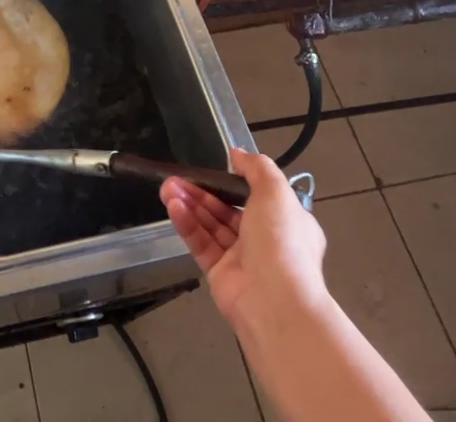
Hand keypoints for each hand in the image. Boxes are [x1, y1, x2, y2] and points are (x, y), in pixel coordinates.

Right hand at [161, 148, 329, 351]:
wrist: (276, 302)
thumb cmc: (281, 242)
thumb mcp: (276, 193)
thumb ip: (257, 168)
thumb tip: (238, 153)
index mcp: (288, 223)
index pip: (260, 197)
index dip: (237, 182)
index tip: (216, 168)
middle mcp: (266, 240)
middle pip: (229, 209)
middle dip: (203, 191)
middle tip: (177, 177)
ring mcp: (242, 258)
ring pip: (212, 225)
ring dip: (190, 204)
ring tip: (167, 187)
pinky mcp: (220, 273)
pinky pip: (201, 243)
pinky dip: (187, 224)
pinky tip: (173, 207)